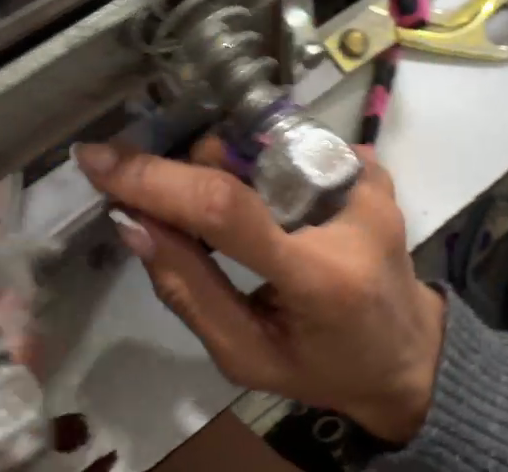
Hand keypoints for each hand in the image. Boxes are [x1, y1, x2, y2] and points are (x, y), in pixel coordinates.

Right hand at [74, 139, 445, 443]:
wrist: (409, 350)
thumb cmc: (324, 366)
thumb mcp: (246, 355)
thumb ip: (187, 289)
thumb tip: (132, 224)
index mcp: (319, 275)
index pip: (225, 207)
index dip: (156, 178)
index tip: (98, 158)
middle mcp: (350, 211)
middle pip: (239, 160)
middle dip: (192, 175)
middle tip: (183, 216)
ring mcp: (367, 179)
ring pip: (259, 143)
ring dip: (228, 170)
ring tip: (239, 220)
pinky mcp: (372, 165)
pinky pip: (290, 143)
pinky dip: (264, 166)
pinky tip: (274, 203)